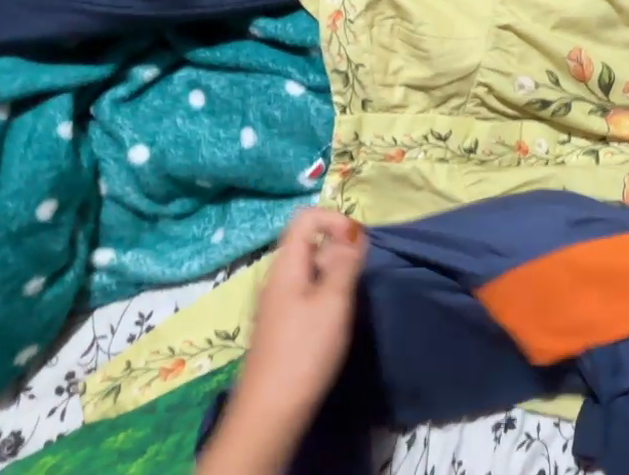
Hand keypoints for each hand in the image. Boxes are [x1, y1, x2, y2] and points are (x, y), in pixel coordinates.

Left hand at [199, 208, 366, 474]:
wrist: (270, 411)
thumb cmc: (305, 351)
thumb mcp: (333, 301)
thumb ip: (345, 261)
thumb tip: (353, 230)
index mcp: (285, 265)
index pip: (305, 217)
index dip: (334, 220)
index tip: (356, 244)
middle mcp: (277, 276)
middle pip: (309, 240)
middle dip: (339, 246)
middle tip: (357, 273)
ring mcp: (277, 300)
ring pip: (310, 265)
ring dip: (335, 269)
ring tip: (349, 296)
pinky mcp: (281, 321)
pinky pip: (306, 287)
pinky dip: (325, 289)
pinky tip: (335, 316)